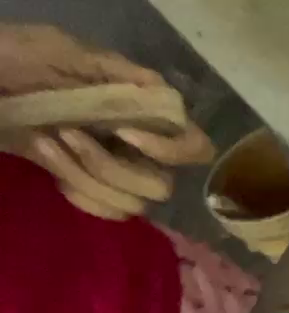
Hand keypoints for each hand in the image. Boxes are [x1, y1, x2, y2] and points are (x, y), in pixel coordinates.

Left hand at [0, 23, 214, 218]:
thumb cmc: (11, 55)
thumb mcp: (60, 50)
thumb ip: (112, 68)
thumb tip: (163, 89)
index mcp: (144, 119)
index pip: (197, 149)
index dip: (173, 152)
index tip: (124, 134)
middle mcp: (141, 151)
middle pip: (162, 186)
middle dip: (112, 168)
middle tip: (66, 134)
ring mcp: (117, 172)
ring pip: (135, 204)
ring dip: (85, 176)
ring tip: (43, 143)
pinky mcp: (90, 187)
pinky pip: (111, 212)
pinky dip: (81, 196)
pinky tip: (51, 173)